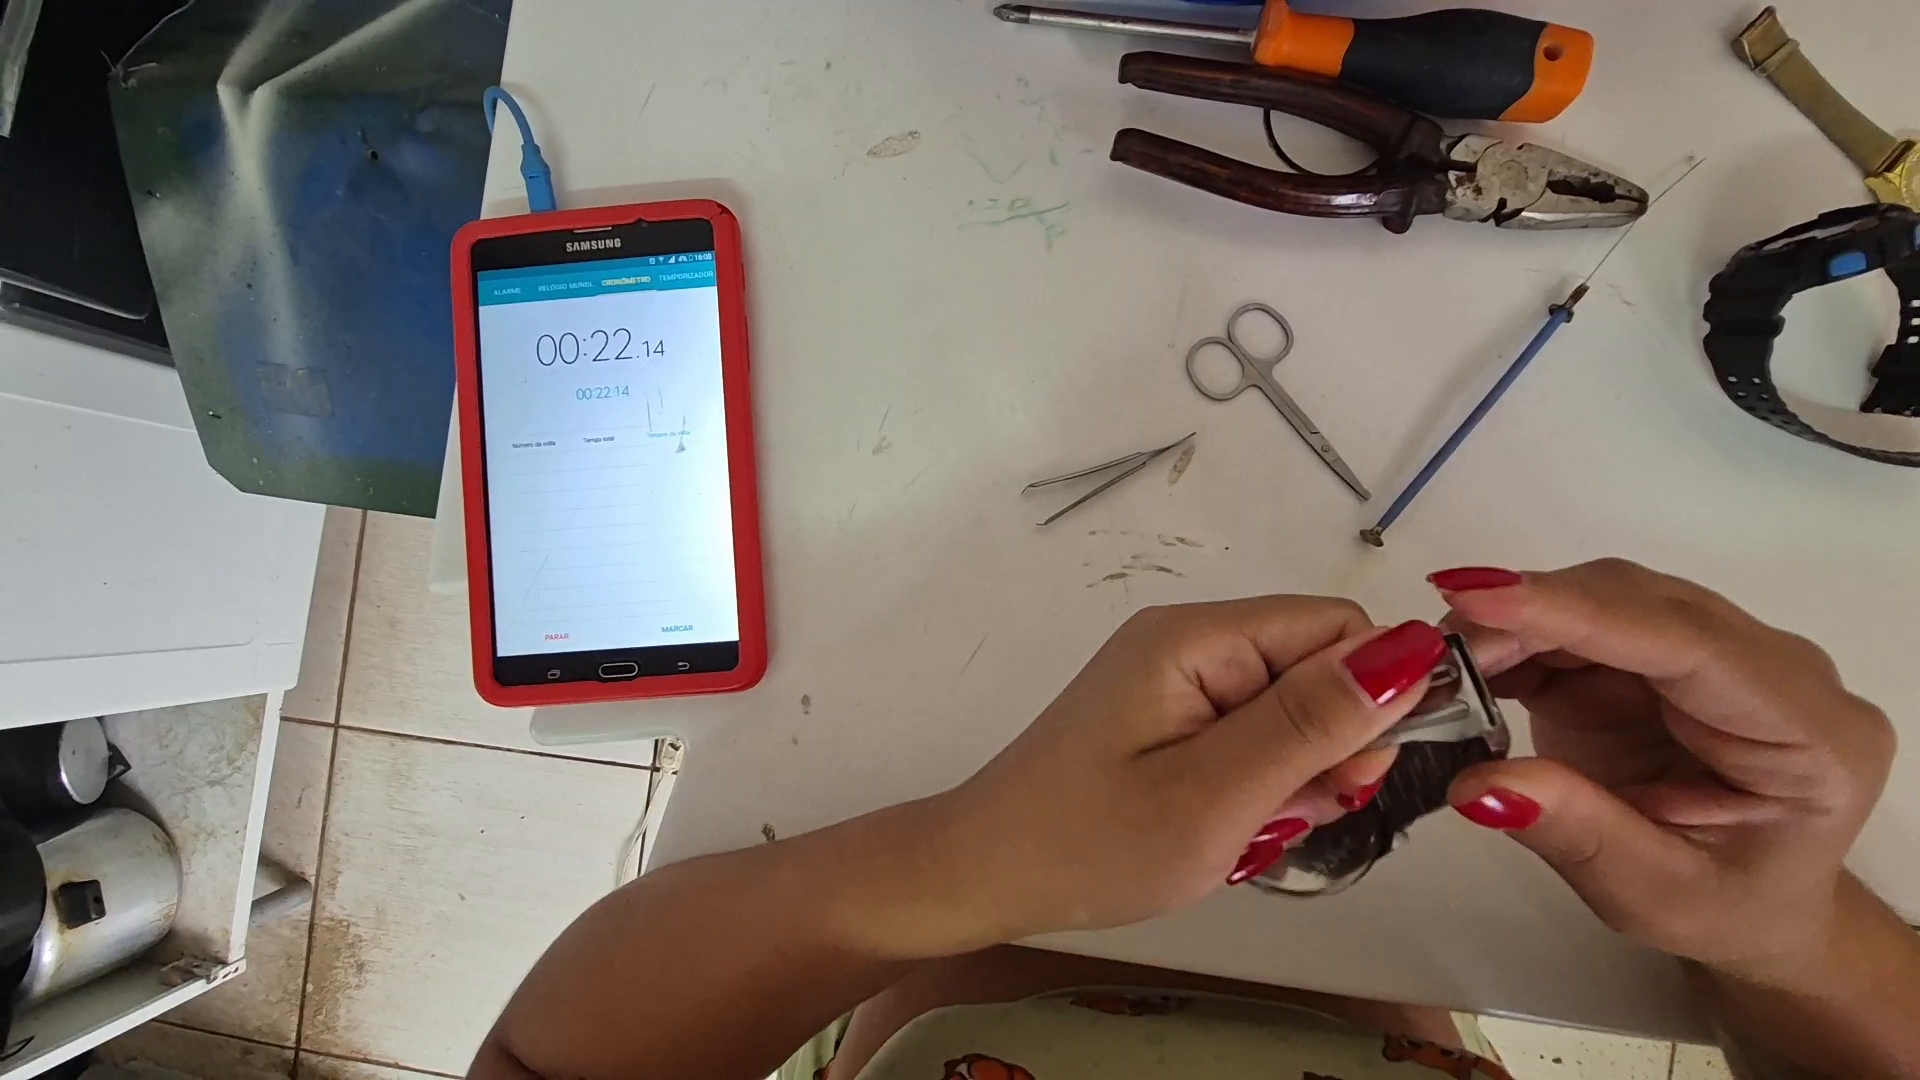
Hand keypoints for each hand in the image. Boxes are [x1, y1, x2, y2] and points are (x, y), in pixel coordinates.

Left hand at [926, 597, 1449, 951]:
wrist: (989, 870)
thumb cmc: (1094, 842)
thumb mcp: (1216, 792)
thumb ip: (1311, 722)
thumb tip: (1411, 647)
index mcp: (1195, 637)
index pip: (1336, 627)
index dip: (1370, 696)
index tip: (1346, 778)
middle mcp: (1186, 640)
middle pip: (1313, 668)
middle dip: (1324, 747)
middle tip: (1283, 816)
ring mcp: (1171, 678)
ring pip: (1285, 710)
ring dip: (1289, 775)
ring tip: (1242, 830)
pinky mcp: (1163, 714)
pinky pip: (1244, 734)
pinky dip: (1253, 783)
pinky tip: (1224, 825)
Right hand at [1430, 561, 1896, 984]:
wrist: (1743, 897)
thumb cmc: (1722, 905)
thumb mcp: (1653, 891)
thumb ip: (1573, 830)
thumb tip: (1471, 785)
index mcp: (1807, 733)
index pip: (1687, 644)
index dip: (1575, 612)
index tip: (1470, 596)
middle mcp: (1764, 671)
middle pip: (1631, 602)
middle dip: (1523, 614)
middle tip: (1430, 656)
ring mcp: (1698, 654)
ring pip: (1588, 599)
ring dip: (1504, 624)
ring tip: (1436, 669)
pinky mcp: (1639, 654)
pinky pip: (1561, 622)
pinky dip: (1502, 639)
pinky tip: (1461, 669)